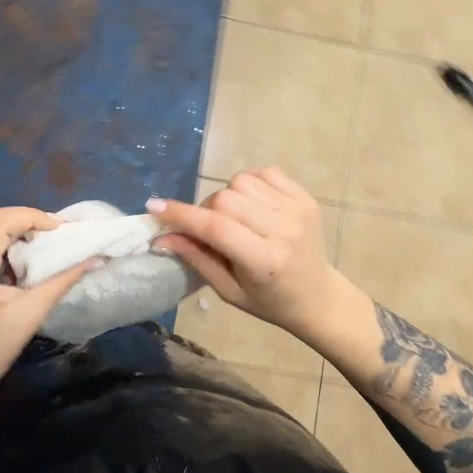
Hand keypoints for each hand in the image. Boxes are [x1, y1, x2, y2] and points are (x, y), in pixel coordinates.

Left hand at [0, 207, 97, 395]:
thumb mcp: (30, 314)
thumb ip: (62, 280)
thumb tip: (93, 258)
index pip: (1, 220)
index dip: (33, 216)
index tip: (59, 229)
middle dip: (26, 223)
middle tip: (54, 237)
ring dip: (13, 234)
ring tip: (40, 247)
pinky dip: (0, 245)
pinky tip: (17, 262)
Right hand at [149, 168, 341, 333]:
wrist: (318, 295)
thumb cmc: (268, 300)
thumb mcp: (228, 290)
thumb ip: (196, 258)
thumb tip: (160, 236)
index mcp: (265, 260)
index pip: (216, 227)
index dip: (182, 214)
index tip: (155, 207)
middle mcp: (283, 230)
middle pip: (226, 199)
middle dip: (206, 209)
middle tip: (209, 228)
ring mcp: (297, 209)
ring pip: (242, 180)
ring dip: (228, 196)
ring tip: (234, 217)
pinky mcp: (305, 196)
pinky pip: (264, 172)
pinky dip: (249, 183)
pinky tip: (252, 204)